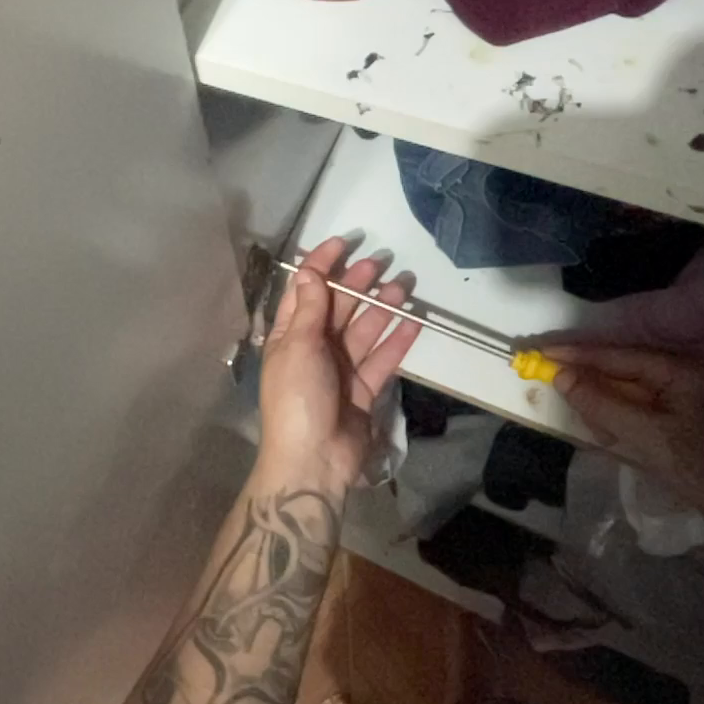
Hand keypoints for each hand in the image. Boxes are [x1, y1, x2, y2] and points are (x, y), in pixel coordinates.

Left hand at [258, 236, 420, 491]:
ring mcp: (339, 369)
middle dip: (357, 283)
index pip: (306, 291)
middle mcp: (313, 348)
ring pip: (363, 330)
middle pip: (337, 308)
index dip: (321, 265)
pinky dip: (397, 340)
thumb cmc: (297, 398)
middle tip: (382, 262)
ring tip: (405, 284)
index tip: (343, 243)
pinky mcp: (363, 390)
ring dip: (382, 307)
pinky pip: (382, 359)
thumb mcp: (298, 347)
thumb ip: (310, 310)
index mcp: (289, 336)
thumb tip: (311, 272)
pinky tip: (415, 320)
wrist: (313, 460)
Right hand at [547, 344, 703, 545]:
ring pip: (642, 386)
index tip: (536, 353)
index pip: (616, 353)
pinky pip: (659, 403)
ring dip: (611, 399)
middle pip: (628, 366)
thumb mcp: (651, 441)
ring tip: (586, 415)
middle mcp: (698, 370)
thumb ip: (603, 405)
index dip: (574, 354)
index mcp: (685, 369)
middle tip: (554, 385)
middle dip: (591, 377)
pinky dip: (633, 413)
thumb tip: (562, 376)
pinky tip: (621, 430)